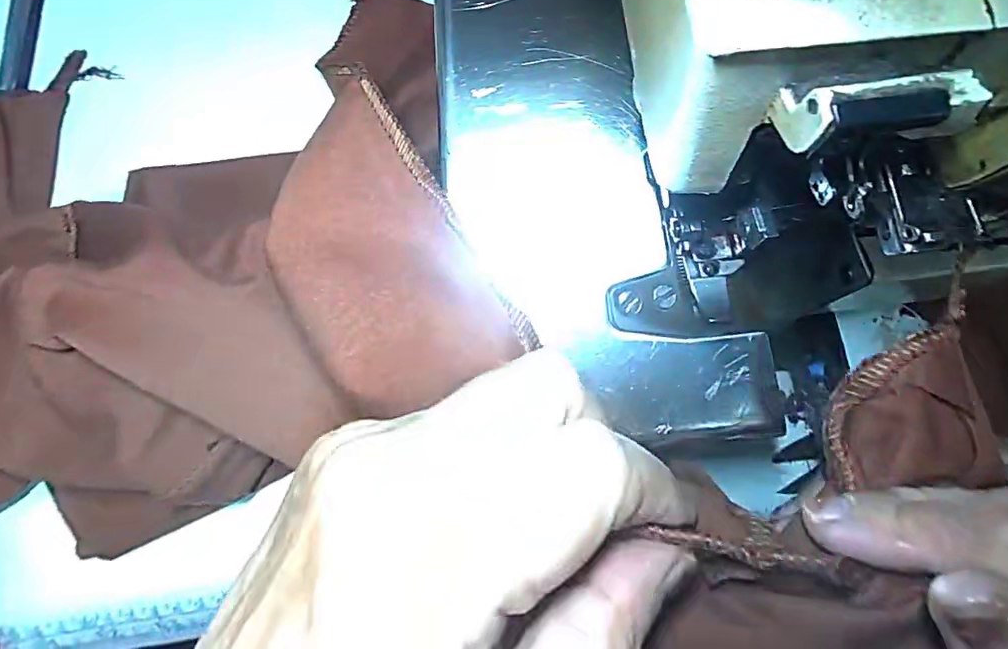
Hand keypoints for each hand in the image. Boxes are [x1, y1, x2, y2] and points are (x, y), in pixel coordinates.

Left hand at [201, 350, 696, 648]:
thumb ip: (592, 636)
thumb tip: (663, 552)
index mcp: (418, 551)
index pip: (585, 459)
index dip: (652, 492)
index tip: (671, 531)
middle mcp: (381, 465)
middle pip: (548, 385)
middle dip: (601, 442)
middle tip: (611, 525)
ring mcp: (351, 447)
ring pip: (503, 391)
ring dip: (548, 446)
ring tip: (545, 533)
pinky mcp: (336, 448)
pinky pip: (450, 417)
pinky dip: (492, 455)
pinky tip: (478, 528)